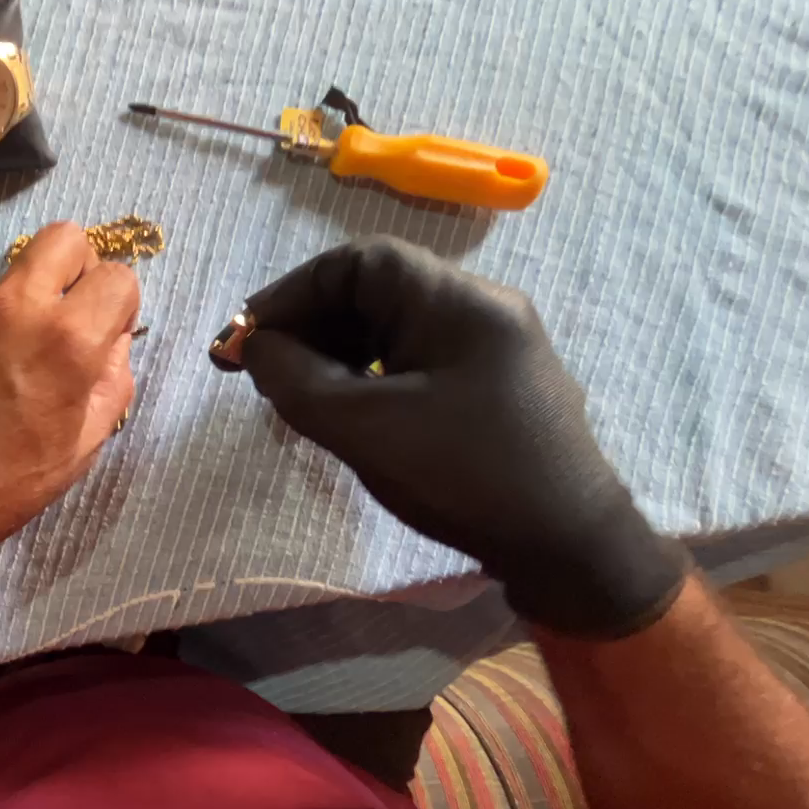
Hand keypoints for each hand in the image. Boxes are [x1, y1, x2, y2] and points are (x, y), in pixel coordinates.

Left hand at [0, 221, 138, 576]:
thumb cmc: (11, 482)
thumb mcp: (86, 443)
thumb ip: (113, 379)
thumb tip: (112, 341)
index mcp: (67, 339)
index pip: (118, 277)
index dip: (120, 306)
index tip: (106, 334)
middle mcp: (17, 307)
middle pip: (65, 237)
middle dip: (78, 269)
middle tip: (67, 315)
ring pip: (13, 277)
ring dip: (25, 305)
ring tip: (9, 363)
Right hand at [238, 236, 684, 636]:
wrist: (565, 545)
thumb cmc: (462, 478)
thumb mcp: (362, 428)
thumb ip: (294, 378)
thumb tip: (253, 345)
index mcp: (457, 303)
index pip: (357, 263)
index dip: (289, 294)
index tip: (243, 340)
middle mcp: (477, 308)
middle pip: (370, 291)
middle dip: (305, 325)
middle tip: (257, 371)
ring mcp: (485, 345)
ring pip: (385, 326)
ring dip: (328, 351)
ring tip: (292, 393)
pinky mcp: (483, 381)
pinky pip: (405, 357)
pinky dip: (360, 373)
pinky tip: (339, 407)